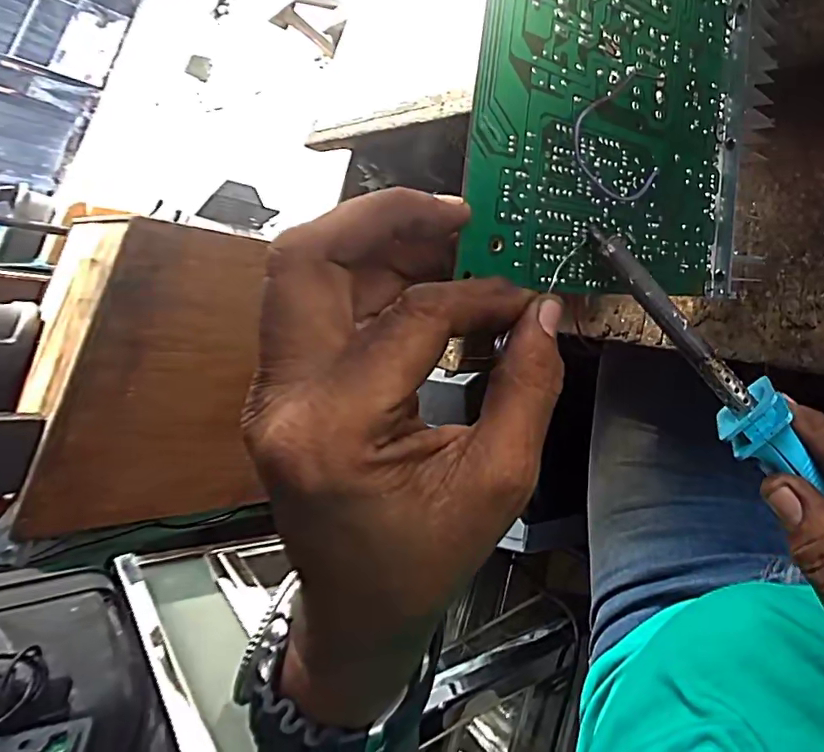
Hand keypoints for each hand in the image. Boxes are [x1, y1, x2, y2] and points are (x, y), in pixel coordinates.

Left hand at [242, 188, 563, 727]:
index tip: (530, 300)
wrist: (359, 613)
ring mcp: (279, 389)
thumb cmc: (426, 559)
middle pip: (306, 261)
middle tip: (460, 210)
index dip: (483, 295)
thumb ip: (528, 386)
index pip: (411, 316)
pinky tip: (435, 276)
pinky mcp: (293, 387)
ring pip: (310, 271)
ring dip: (383, 241)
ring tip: (455, 236)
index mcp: (332, 428)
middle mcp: (285, 396)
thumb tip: (545, 311)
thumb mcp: (500, 480)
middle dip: (385, 217)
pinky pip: (327, 302)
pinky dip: (381, 274)